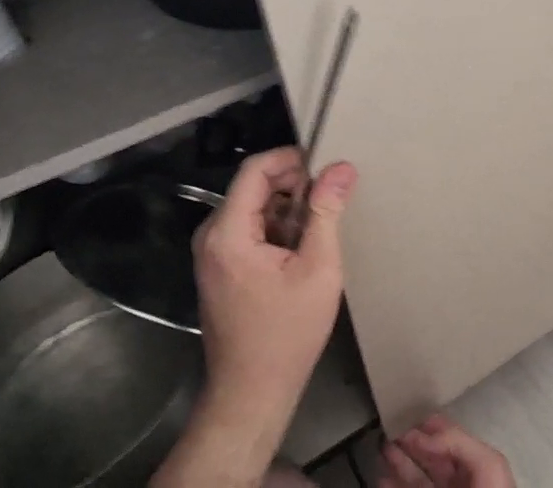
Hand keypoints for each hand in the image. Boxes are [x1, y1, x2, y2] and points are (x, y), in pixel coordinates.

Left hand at [151, 147, 357, 487]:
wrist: (251, 392)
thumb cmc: (286, 333)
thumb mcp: (318, 268)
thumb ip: (326, 212)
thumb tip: (341, 167)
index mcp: (227, 232)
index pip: (255, 169)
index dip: (291, 160)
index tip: (325, 167)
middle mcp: (211, 236)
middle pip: (253, 187)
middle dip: (293, 187)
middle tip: (330, 201)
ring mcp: (212, 254)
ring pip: (253, 208)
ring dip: (287, 210)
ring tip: (320, 230)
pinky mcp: (220, 268)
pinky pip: (248, 230)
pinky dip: (276, 230)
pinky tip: (302, 251)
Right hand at [379, 415, 515, 487]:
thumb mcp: (488, 467)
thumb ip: (458, 443)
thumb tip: (426, 434)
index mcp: (479, 474)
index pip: (455, 445)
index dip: (435, 430)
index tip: (412, 416)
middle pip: (434, 462)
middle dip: (412, 445)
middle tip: (391, 430)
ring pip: (417, 482)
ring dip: (399, 465)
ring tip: (383, 449)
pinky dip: (394, 487)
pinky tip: (381, 480)